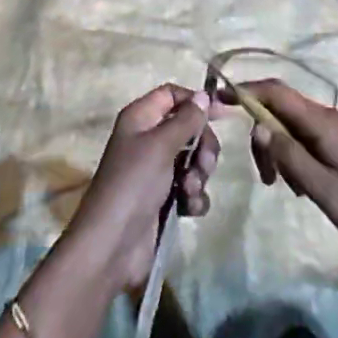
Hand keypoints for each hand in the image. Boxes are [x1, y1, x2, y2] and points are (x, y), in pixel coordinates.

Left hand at [60, 84, 222, 291]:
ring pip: (194, 160)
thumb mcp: (160, 145)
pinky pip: (191, 188)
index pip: (171, 95)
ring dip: (198, 175)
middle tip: (203, 164)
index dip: (195, 100)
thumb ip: (185, 119)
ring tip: (188, 190)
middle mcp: (148, 139)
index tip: (223, 113)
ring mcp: (157, 170)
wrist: (114, 243)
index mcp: (140, 118)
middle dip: (203, 146)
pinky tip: (188, 208)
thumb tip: (203, 95)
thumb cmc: (134, 182)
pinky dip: (194, 197)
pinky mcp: (165, 198)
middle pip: (188, 128)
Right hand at [238, 79, 337, 266]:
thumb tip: (257, 126)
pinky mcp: (333, 148)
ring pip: (285, 128)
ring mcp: (330, 133)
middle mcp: (325, 119)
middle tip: (264, 175)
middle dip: (261, 135)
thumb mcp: (321, 187)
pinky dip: (288, 159)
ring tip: (282, 186)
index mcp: (323, 122)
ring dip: (275, 152)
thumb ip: (287, 154)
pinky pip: (299, 142)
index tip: (218, 99)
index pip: (276, 91)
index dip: (246, 90)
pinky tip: (298, 187)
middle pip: (277, 110)